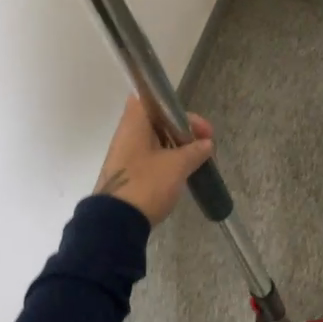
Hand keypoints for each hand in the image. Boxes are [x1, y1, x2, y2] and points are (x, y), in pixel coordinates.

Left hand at [93, 95, 215, 225]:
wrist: (116, 223)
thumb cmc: (147, 184)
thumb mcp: (177, 165)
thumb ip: (194, 150)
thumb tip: (206, 143)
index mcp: (134, 124)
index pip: (147, 97)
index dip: (171, 103)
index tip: (192, 120)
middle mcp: (126, 135)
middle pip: (156, 121)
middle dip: (182, 128)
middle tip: (205, 141)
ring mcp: (125, 157)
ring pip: (155, 141)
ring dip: (177, 146)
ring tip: (199, 158)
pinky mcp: (128, 175)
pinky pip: (151, 159)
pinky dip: (168, 160)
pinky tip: (184, 172)